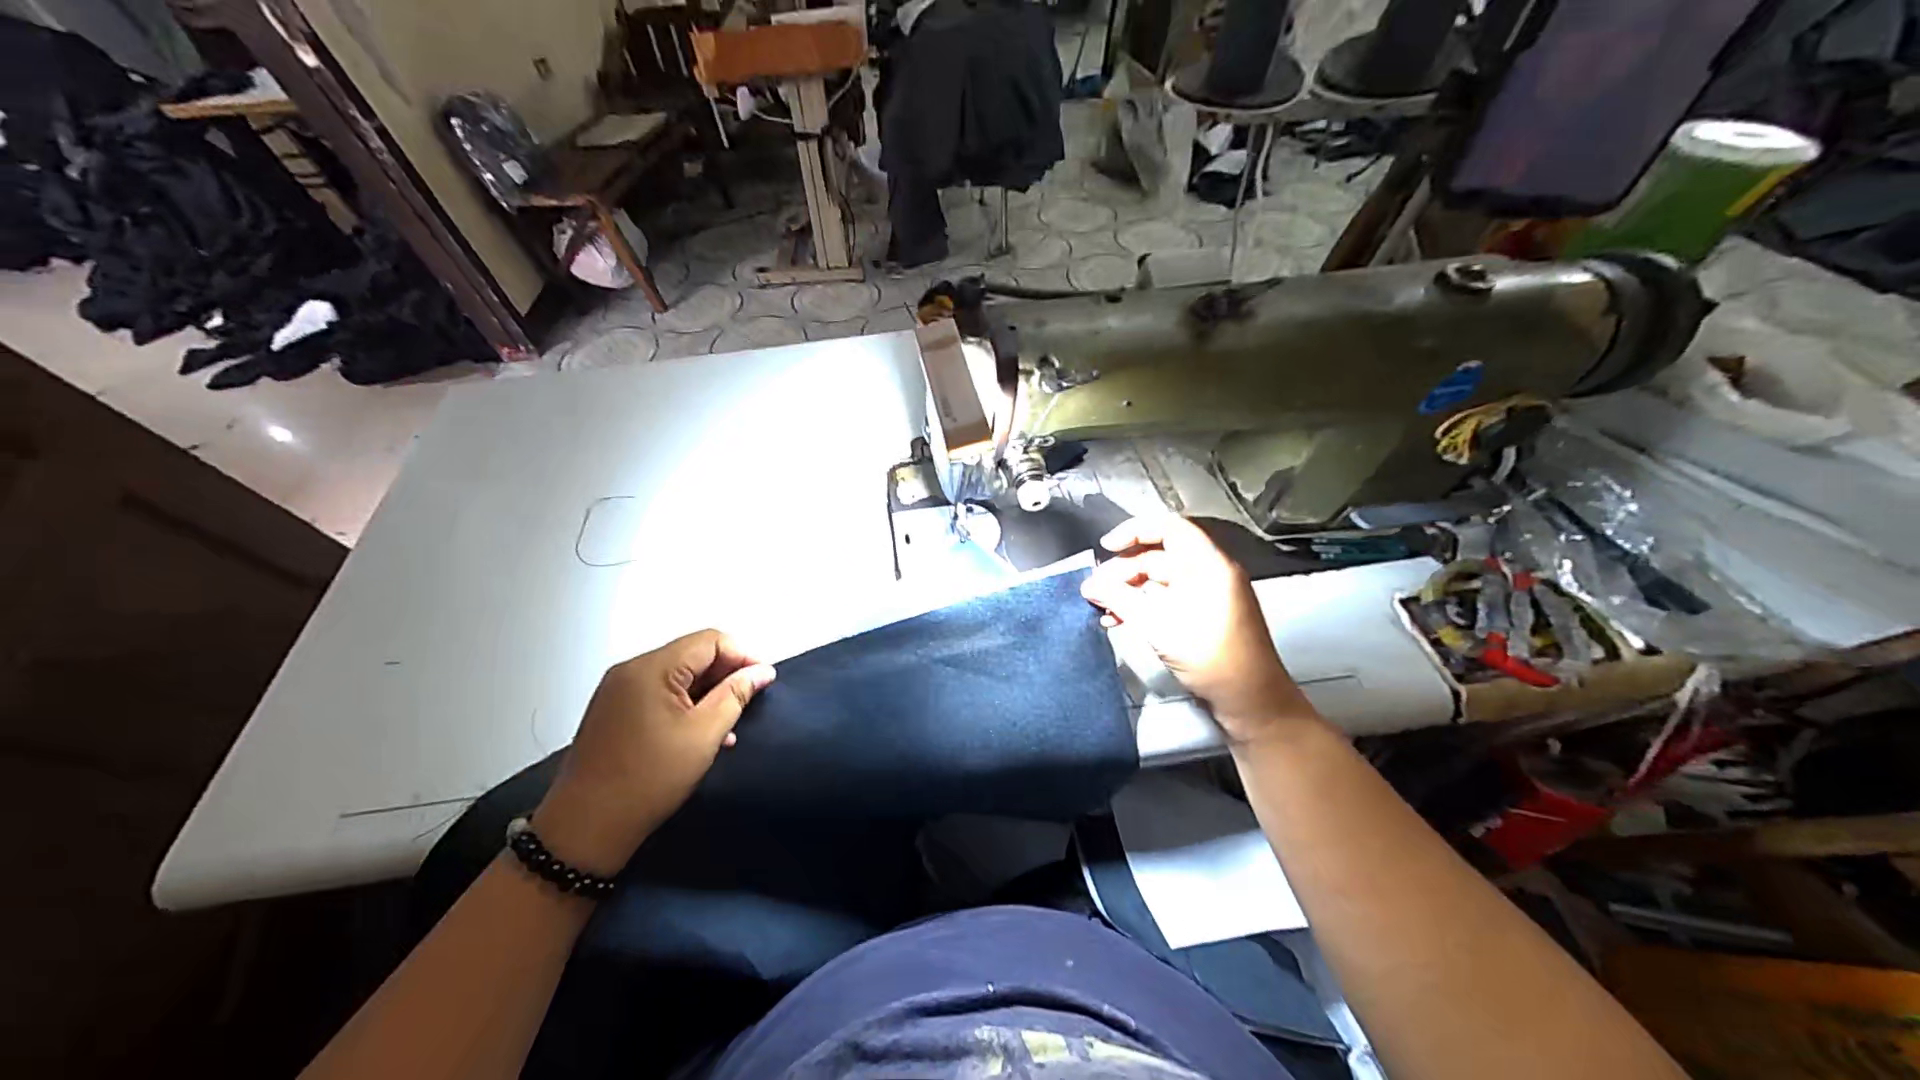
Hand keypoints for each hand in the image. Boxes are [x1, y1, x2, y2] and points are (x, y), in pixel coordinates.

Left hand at [531, 630, 775, 873]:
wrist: (586, 827)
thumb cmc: (649, 779)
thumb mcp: (705, 734)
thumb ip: (736, 695)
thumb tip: (761, 671)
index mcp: (652, 668)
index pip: (710, 640)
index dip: (742, 656)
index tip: (762, 683)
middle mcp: (631, 670)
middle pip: (692, 654)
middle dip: (725, 675)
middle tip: (747, 704)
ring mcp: (618, 690)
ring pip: (677, 675)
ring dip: (707, 692)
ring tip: (727, 725)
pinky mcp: (612, 710)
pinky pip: (658, 692)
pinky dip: (684, 704)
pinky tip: (698, 733)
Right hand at [1081, 515, 1309, 741]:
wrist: (1249, 700)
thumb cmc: (1213, 658)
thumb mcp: (1157, 624)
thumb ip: (1120, 599)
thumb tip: (1092, 586)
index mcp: (1208, 564)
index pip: (1168, 527)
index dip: (1134, 531)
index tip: (1108, 547)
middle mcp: (1209, 573)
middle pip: (1159, 555)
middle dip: (1123, 570)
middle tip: (1096, 588)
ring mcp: (1207, 596)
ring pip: (1158, 580)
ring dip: (1127, 591)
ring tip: (1102, 607)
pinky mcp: (1202, 617)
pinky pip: (1166, 600)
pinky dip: (1141, 606)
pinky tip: (1119, 620)